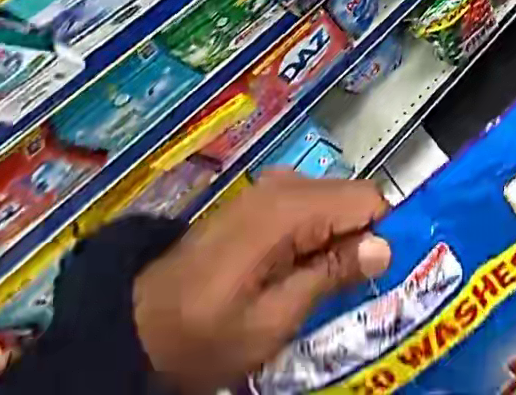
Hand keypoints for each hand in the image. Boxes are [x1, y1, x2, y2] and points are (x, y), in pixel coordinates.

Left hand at [132, 172, 392, 392]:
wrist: (130, 329)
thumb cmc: (204, 333)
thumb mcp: (272, 319)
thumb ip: (331, 274)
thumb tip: (385, 246)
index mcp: (292, 206)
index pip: (368, 199)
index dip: (381, 233)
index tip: (376, 274)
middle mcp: (287, 183)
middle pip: (352, 198)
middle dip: (359, 238)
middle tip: (351, 288)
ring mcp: (270, 189)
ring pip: (332, 203)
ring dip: (337, 238)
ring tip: (324, 285)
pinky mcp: (259, 201)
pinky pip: (309, 207)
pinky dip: (315, 234)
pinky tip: (299, 271)